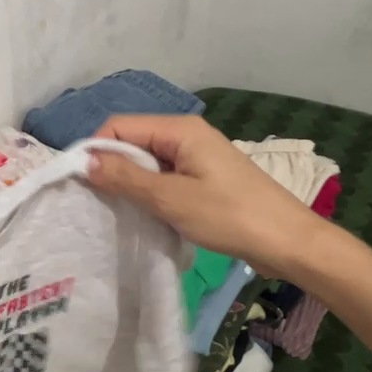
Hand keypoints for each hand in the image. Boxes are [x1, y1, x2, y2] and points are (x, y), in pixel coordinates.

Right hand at [86, 114, 328, 276]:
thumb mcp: (171, 198)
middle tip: (95, 200)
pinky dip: (148, 191)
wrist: (290, 244)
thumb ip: (126, 177)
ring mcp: (196, 157)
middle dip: (110, 166)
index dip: (95, 150)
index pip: (119, 126)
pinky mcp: (202, 178)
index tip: (80, 183)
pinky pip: (162, 176)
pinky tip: (144, 213)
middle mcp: (186, 134)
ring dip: (129, 182)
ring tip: (117, 209)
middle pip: (131, 141)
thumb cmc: (230, 216)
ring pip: (145, 161)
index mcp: (180, 129)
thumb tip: (84, 162)